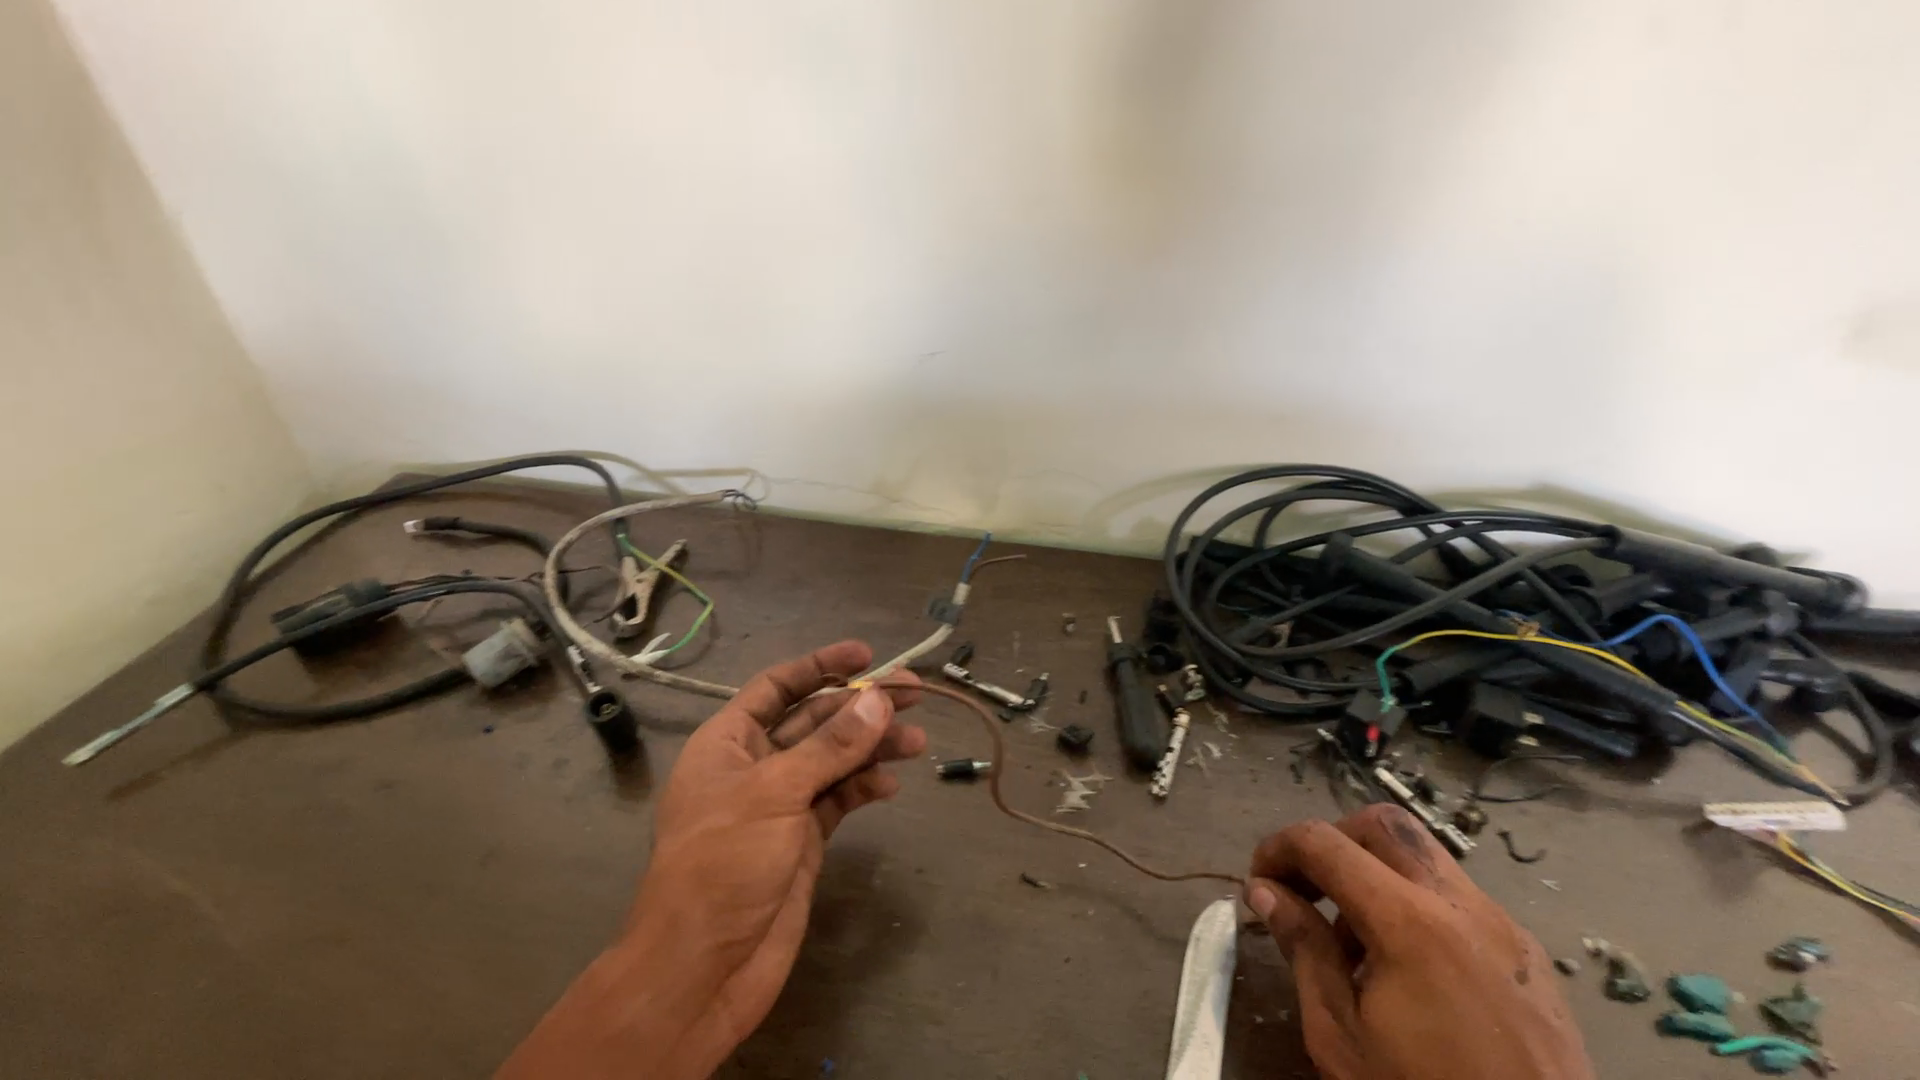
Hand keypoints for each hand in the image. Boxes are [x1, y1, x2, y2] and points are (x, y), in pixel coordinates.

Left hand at [497, 641, 925, 1079]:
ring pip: (834, 759)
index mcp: (729, 742)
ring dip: (872, 745)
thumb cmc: (723, 864)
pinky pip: (840, 798)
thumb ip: (831, 746)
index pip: (777, 687)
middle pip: (814, 720)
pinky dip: (865, 786)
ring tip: (917, 739)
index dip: (820, 665)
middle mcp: (755, 765)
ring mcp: (781, 804)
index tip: (867, 655)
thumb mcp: (774, 794)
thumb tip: (877, 699)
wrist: (703, 968)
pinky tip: (890, 784)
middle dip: (860, 705)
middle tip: (913, 691)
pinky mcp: (803, 840)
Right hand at [1245, 805, 1592, 1079]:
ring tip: (1353, 942)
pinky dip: (1418, 906)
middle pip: (1383, 824)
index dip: (1278, 849)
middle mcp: (1461, 904)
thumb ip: (1303, 950)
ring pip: (1426, 858)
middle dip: (1332, 840)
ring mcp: (1504, 926)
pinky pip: (1461, 901)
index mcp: (1408, 922)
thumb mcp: (1341, 1036)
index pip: (1324, 842)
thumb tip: (1264, 891)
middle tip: (1306, 888)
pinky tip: (1408, 971)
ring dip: (1376, 873)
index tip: (1259, 883)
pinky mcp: (1530, 955)